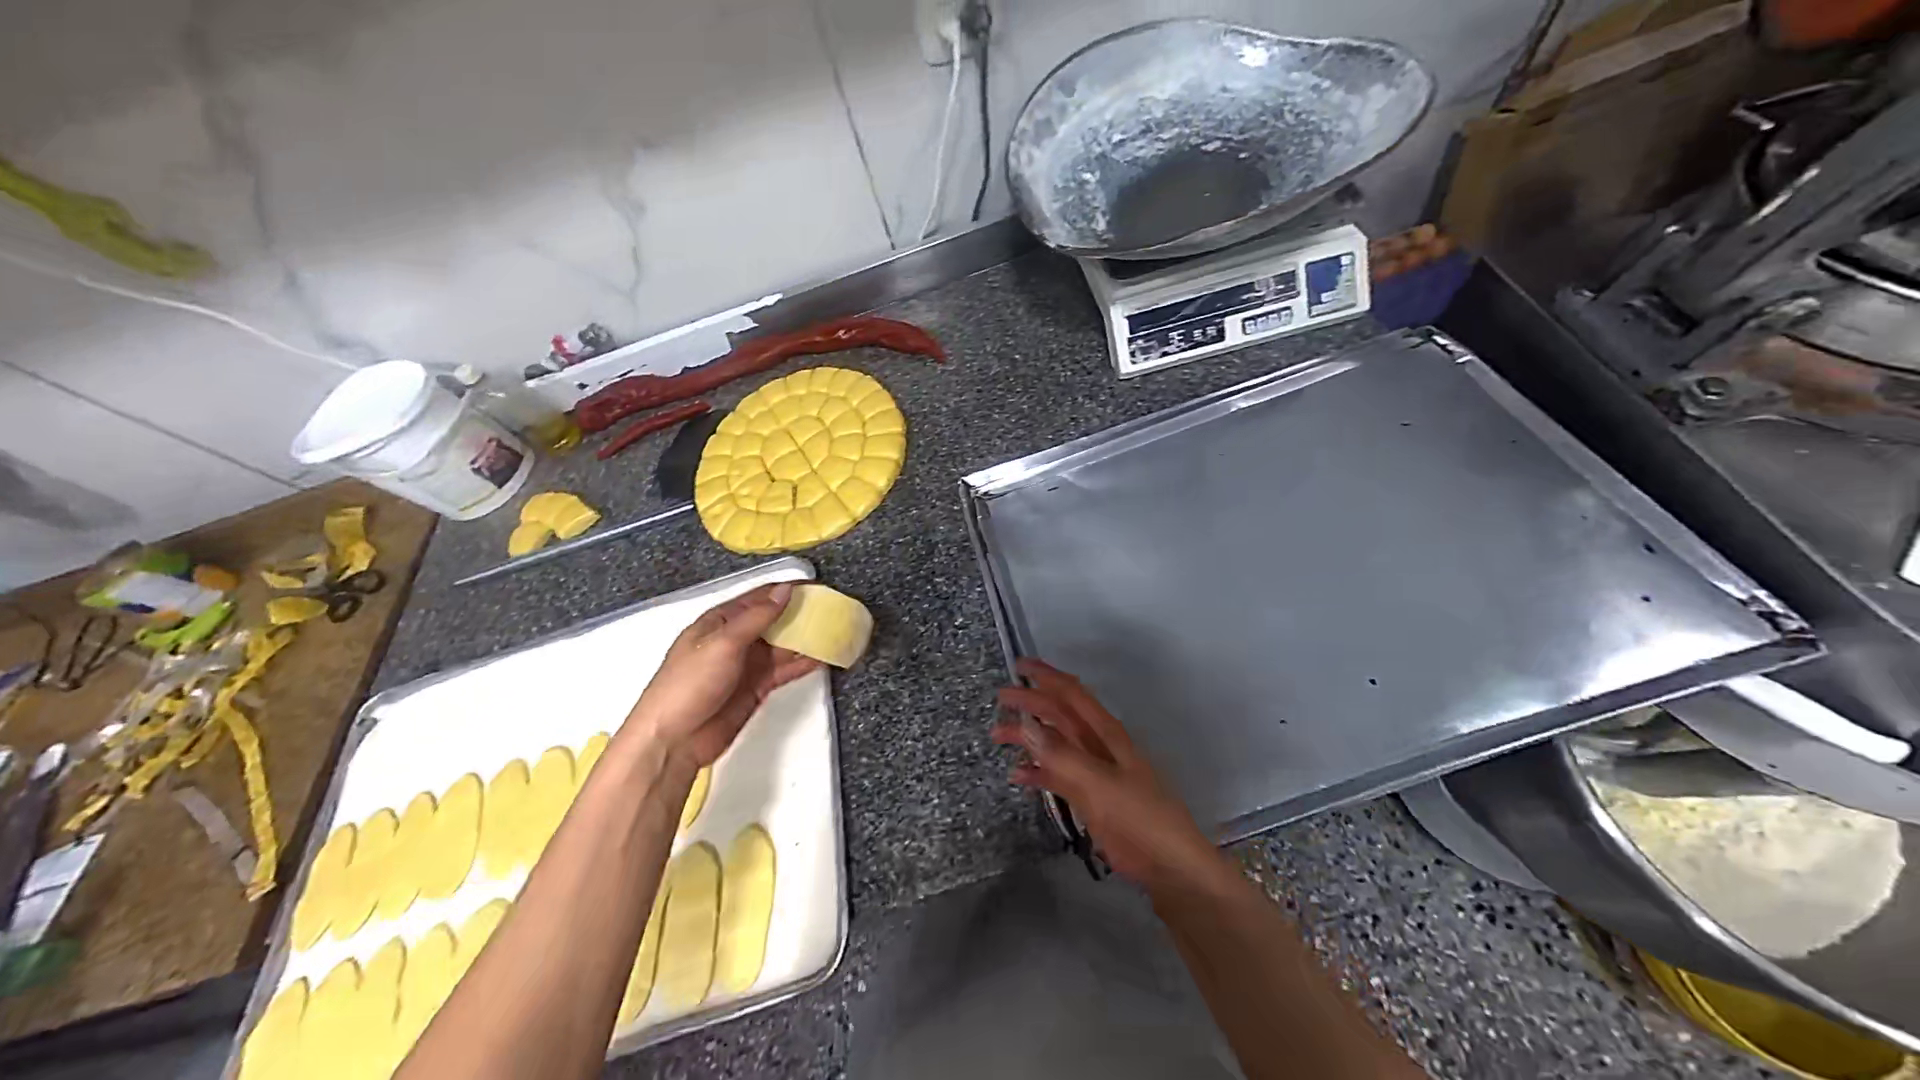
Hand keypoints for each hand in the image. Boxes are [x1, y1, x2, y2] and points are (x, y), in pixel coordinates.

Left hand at [627, 582, 820, 768]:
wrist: (673, 740)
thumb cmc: (689, 684)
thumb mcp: (723, 643)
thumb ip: (757, 617)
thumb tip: (785, 590)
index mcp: (720, 621)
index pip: (760, 598)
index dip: (787, 590)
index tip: (817, 587)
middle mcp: (736, 639)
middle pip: (775, 620)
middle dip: (801, 614)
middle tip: (834, 609)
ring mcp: (747, 664)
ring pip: (784, 645)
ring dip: (807, 639)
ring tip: (836, 632)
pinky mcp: (757, 687)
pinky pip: (785, 669)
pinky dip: (804, 663)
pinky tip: (825, 658)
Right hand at [992, 658, 1217, 891]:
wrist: (1168, 864)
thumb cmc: (1140, 817)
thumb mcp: (1099, 784)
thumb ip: (1061, 755)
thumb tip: (1024, 723)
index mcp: (1106, 733)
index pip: (1072, 694)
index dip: (1046, 676)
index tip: (1019, 666)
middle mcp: (1097, 745)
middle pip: (1059, 715)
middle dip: (1030, 703)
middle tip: (1000, 699)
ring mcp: (1092, 771)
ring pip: (1054, 743)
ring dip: (1028, 737)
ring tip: (998, 736)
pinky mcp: (1088, 796)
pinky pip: (1055, 775)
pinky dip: (1035, 772)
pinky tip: (1017, 776)